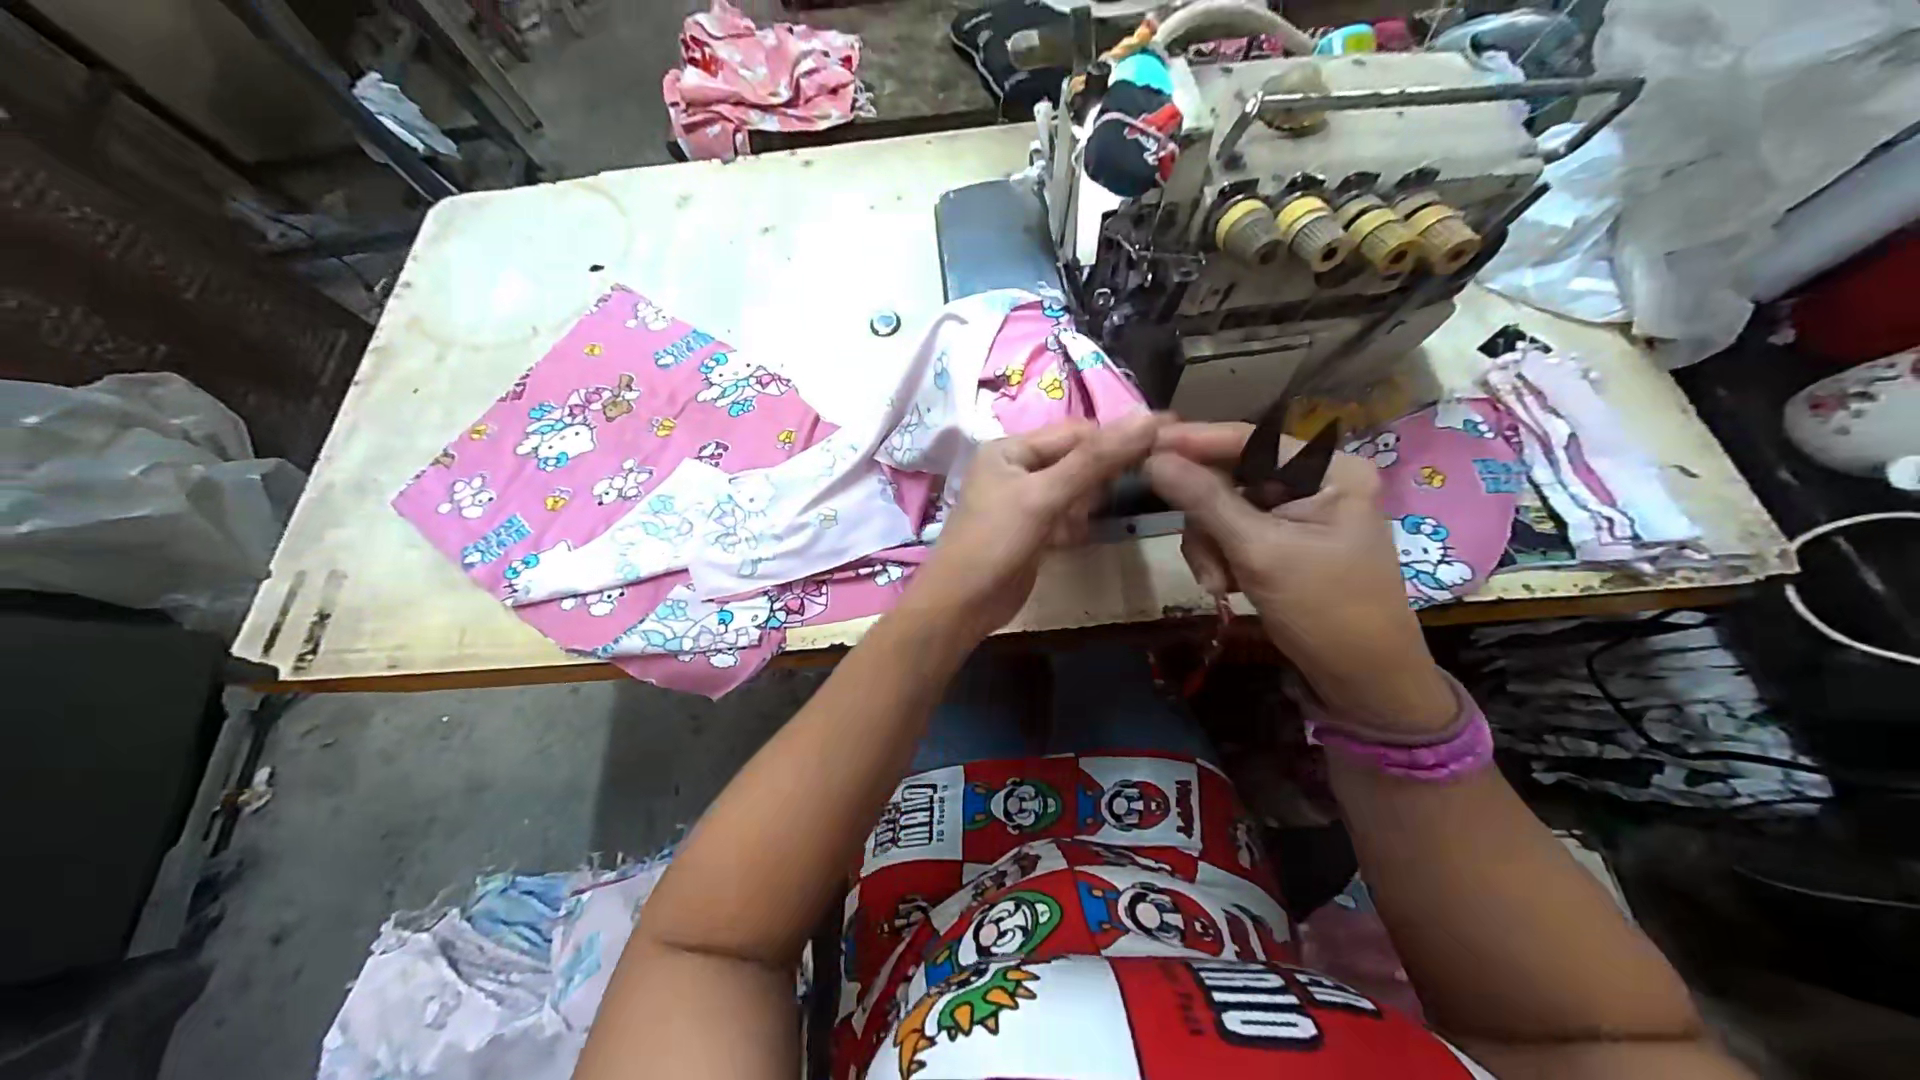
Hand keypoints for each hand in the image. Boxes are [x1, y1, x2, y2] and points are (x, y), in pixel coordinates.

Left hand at [904, 413, 1165, 642]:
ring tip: (1084, 520)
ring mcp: (1025, 500)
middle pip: (1078, 458)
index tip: (1166, 440)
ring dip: (1089, 503)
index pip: (1077, 432)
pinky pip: (1067, 515)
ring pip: (1076, 489)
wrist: (961, 606)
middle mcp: (1017, 468)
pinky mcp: (1033, 530)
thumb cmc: (995, 542)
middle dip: (1104, 473)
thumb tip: (1147, 418)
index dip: (1119, 436)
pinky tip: (1073, 538)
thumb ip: (1095, 459)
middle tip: (1144, 482)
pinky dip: (1076, 524)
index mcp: (1011, 449)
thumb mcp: (1044, 496)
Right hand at [1144, 422, 1455, 737]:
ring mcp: (1296, 513)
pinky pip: (1229, 533)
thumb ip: (1204, 501)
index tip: (1144, 446)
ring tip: (1217, 583)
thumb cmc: (1325, 610)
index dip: (1193, 441)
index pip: (1248, 440)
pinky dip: (1219, 559)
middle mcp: (1313, 481)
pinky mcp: (1281, 540)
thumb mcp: (1260, 552)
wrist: (1362, 679)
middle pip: (1229, 477)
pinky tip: (1226, 587)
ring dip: (1209, 546)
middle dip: (1205, 519)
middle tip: (1199, 554)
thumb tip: (1153, 460)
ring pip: (1221, 509)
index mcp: (1328, 471)